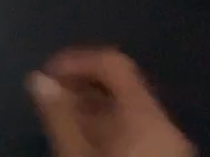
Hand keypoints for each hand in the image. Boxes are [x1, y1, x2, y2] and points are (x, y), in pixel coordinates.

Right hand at [28, 48, 192, 156]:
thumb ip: (58, 115)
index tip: (48, 76)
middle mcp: (166, 127)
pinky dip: (110, 133)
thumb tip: (38, 79)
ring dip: (93, 112)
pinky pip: (138, 135)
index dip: (77, 61)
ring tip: (63, 126)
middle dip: (82, 89)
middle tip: (51, 101)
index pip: (112, 63)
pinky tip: (87, 147)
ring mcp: (172, 150)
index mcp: (147, 116)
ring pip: (129, 114)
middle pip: (122, 88)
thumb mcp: (77, 155)